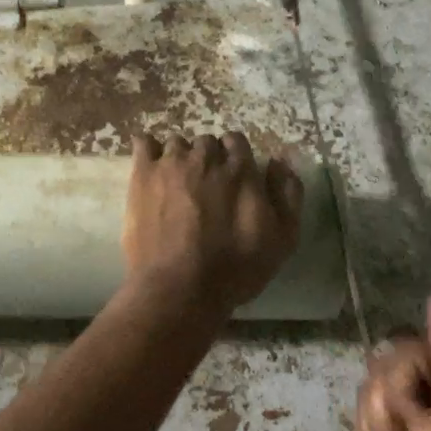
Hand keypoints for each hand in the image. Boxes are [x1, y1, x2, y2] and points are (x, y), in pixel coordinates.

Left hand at [121, 132, 304, 315]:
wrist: (180, 289)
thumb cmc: (236, 269)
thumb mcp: (283, 239)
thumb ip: (288, 194)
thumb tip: (279, 161)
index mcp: (241, 170)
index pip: (237, 141)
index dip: (233, 156)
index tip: (230, 178)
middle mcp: (207, 158)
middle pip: (206, 142)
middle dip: (207, 158)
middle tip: (204, 186)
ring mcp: (172, 164)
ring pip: (177, 143)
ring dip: (179, 157)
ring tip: (176, 182)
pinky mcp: (143, 175)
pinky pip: (144, 143)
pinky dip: (148, 149)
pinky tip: (151, 168)